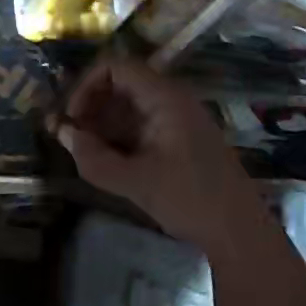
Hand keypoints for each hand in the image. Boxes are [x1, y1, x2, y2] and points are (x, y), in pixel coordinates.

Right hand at [56, 59, 255, 242]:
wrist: (243, 238)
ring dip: (101, 124)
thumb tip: (62, 133)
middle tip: (69, 135)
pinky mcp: (177, 141)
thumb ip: (94, 157)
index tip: (72, 116)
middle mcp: (170, 99)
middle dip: (90, 107)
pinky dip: (117, 138)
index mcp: (164, 97)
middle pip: (119, 86)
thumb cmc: (191, 200)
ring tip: (82, 150)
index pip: (115, 67)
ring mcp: (176, 120)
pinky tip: (105, 161)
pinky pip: (139, 126)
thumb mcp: (136, 181)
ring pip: (127, 108)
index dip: (87, 85)